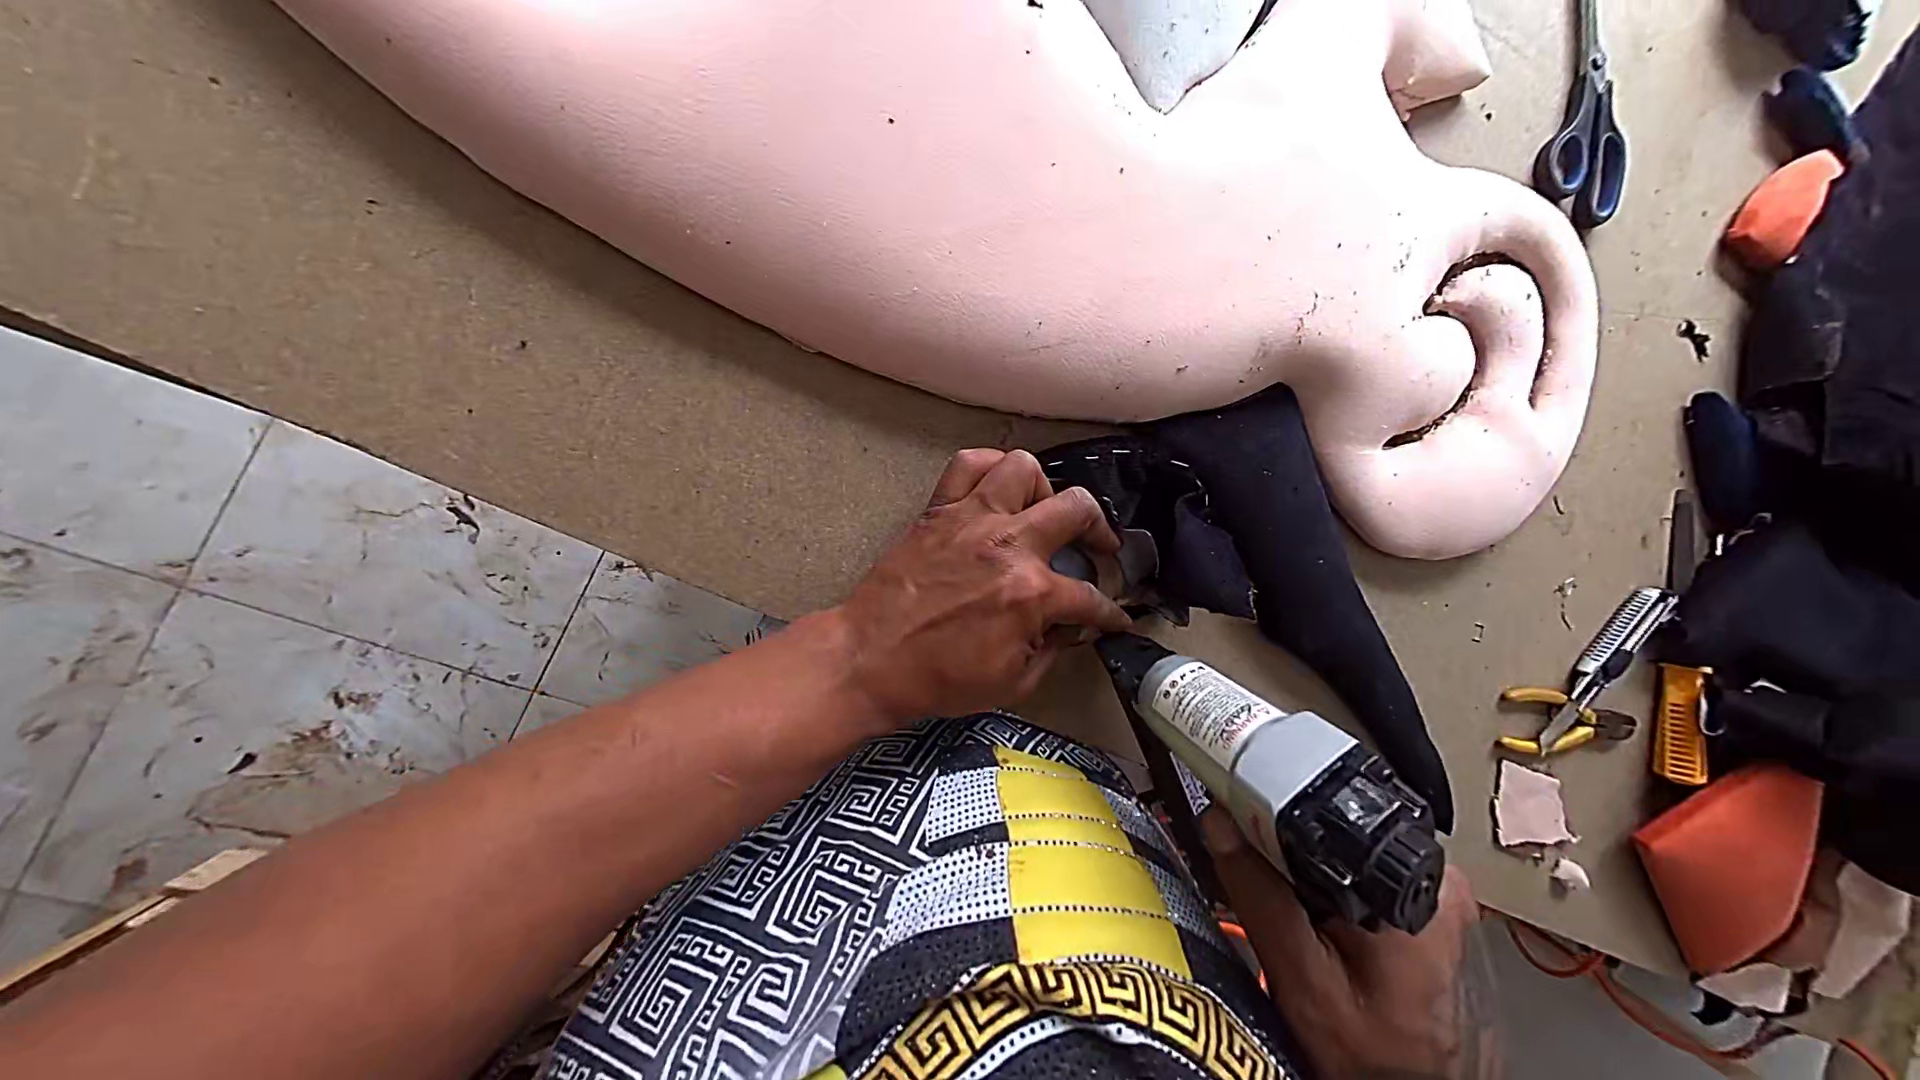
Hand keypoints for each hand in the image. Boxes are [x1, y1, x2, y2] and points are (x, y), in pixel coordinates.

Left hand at [834, 448, 1131, 723]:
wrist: (870, 660)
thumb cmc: (936, 677)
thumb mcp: (1013, 682)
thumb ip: (1052, 650)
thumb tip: (1069, 628)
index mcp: (1030, 594)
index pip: (1091, 598)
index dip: (1110, 612)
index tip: (1114, 616)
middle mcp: (1007, 546)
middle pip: (1078, 509)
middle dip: (1101, 530)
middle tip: (1098, 548)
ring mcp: (971, 521)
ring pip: (1024, 468)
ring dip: (1045, 488)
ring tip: (1042, 510)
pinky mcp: (938, 512)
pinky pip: (966, 465)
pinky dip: (989, 466)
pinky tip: (997, 487)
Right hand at [1200, 810, 1498, 1079]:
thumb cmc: (1369, 1059)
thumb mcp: (1299, 980)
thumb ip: (1260, 896)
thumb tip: (1219, 821)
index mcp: (1415, 898)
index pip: (1317, 823)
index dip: (1266, 824)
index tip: (1235, 839)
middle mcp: (1441, 890)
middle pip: (1330, 835)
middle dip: (1289, 855)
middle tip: (1277, 904)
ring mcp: (1442, 903)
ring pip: (1343, 853)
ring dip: (1308, 874)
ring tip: (1301, 921)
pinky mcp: (1435, 915)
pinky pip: (1363, 875)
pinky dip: (1333, 890)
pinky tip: (1325, 928)